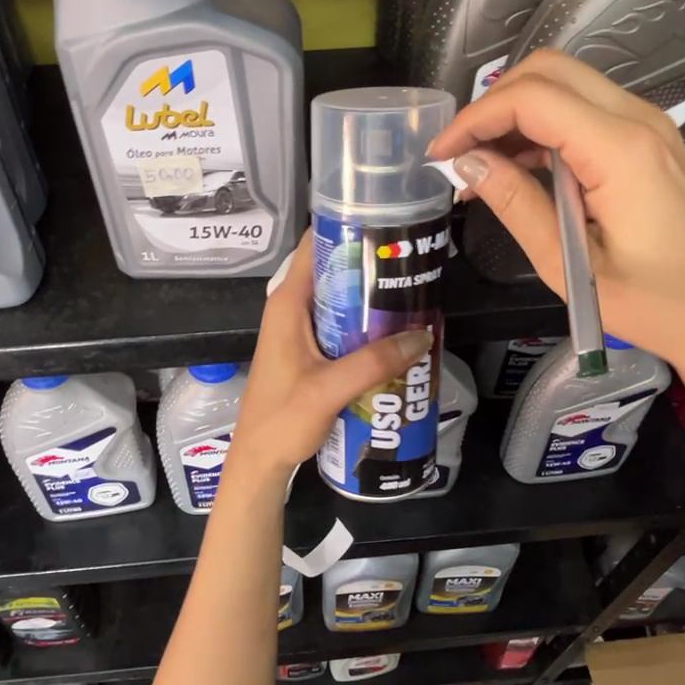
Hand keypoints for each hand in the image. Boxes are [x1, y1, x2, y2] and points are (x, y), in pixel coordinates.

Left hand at [230, 231, 433, 474]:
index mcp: (288, 303)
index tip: (390, 224)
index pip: (316, 245)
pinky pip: (343, 326)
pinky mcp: (311, 352)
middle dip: (373, 265)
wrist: (260, 461)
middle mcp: (292, 308)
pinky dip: (368, 325)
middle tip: (415, 266)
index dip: (350, 226)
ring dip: (373, 298)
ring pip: (342, 300)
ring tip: (414, 295)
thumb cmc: (281, 420)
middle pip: (335, 270)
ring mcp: (301, 330)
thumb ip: (374, 362)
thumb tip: (424, 335)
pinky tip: (397, 334)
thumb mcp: (329, 389)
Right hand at [429, 50, 684, 387]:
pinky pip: (582, 112)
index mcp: (622, 151)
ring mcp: (646, 127)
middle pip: (549, 71)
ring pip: (564, 85)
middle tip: (457, 153)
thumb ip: (517, 205)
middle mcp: (638, 122)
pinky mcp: (645, 142)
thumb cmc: (651, 305)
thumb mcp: (569, 266)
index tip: (440, 154)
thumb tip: (467, 163)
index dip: (476, 118)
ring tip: (476, 167)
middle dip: (492, 103)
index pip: (533, 99)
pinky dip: (539, 130)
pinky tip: (511, 171)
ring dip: (514, 114)